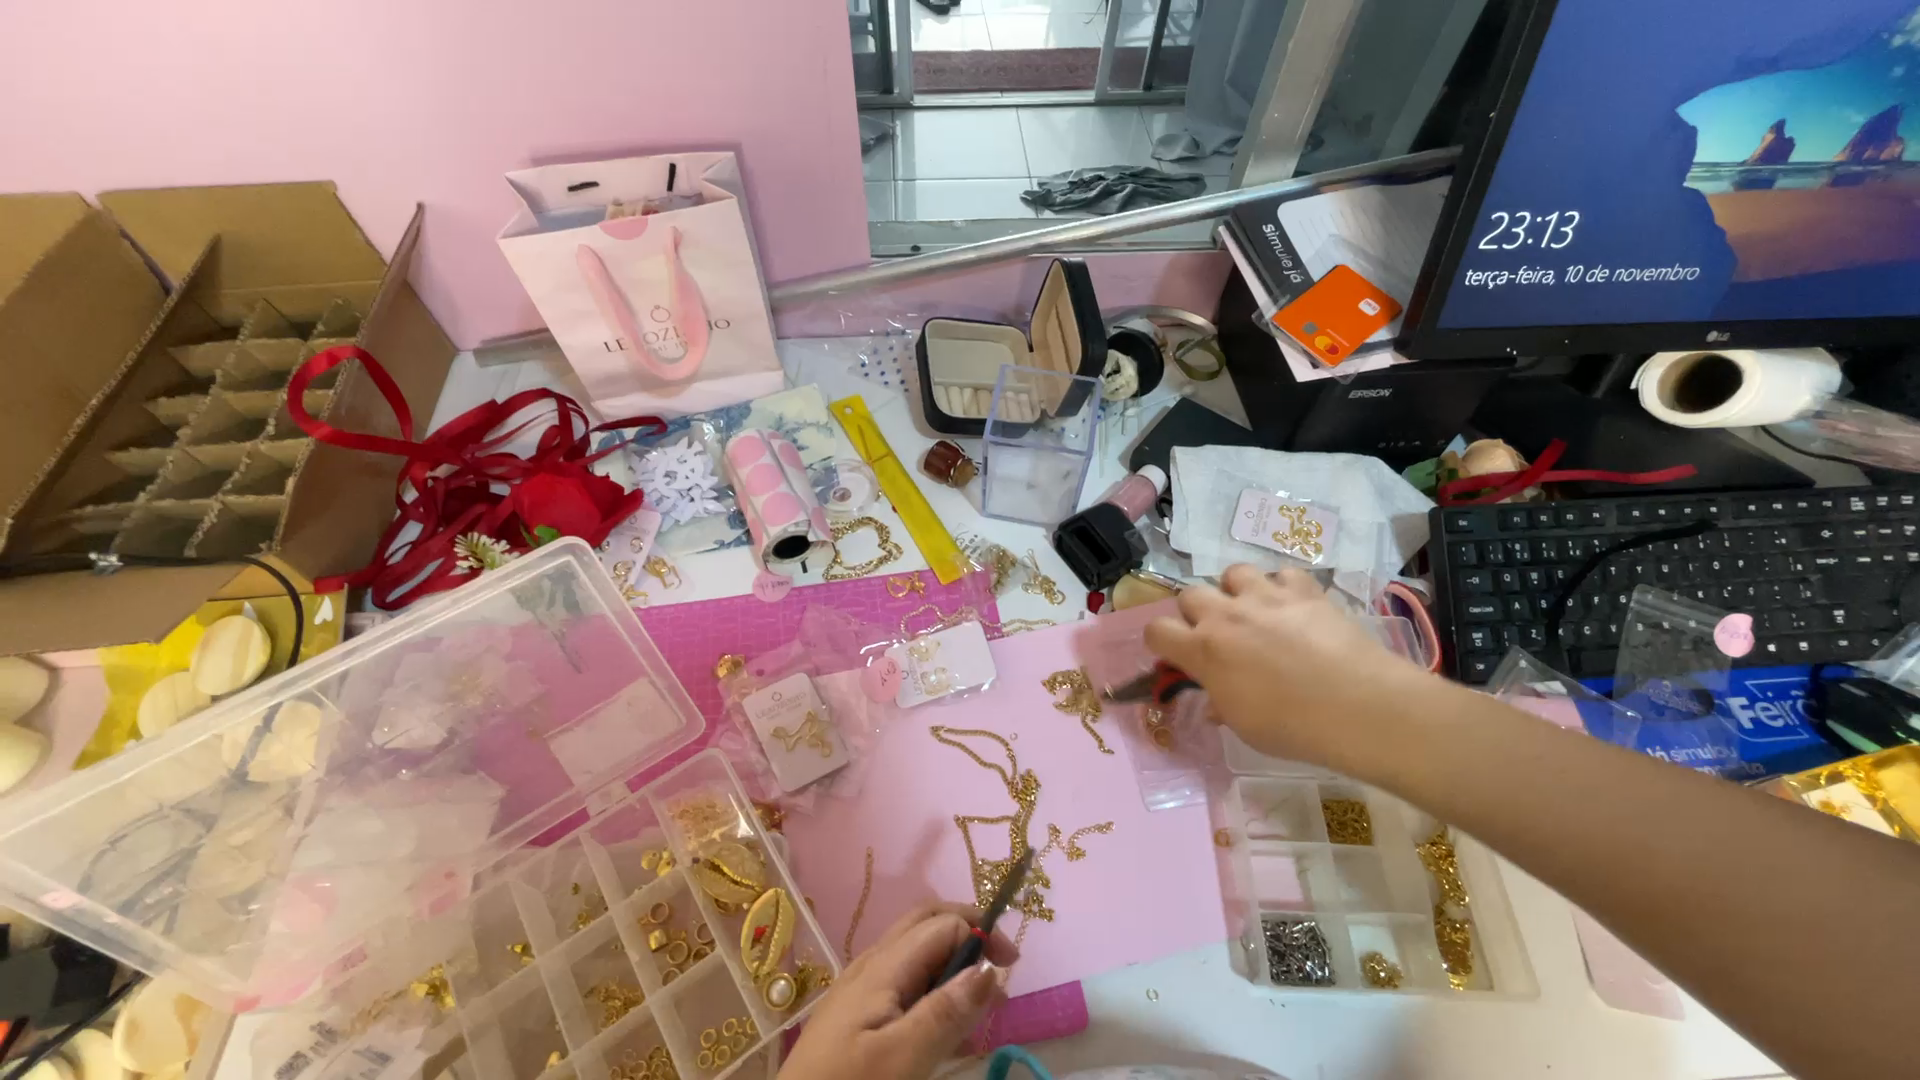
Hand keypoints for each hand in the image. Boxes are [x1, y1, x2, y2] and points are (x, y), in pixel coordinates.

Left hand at [779, 903, 1017, 1079]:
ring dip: (951, 960)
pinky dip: (931, 987)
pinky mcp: (854, 1013)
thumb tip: (989, 966)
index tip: (1012, 969)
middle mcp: (871, 964)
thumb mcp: (902, 1059)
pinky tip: (942, 1026)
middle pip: (925, 922)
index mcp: (883, 966)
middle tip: (1001, 965)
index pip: (943, 924)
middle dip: (967, 930)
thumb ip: (945, 1012)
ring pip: (914, 951)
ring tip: (978, 1002)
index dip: (981, 934)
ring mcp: (859, 987)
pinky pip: (901, 980)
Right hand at [1144, 565, 1434, 769]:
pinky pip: (1283, 574)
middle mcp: (1227, 616)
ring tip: (1255, 612)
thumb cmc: (1294, 727)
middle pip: (1190, 594)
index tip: (1176, 655)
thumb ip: (1221, 706)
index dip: (1161, 641)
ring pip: (1233, 573)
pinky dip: (1283, 587)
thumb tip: (1214, 703)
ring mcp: (1266, 597)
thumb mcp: (1244, 727)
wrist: (1359, 707)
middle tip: (1219, 636)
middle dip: (1197, 613)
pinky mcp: (1305, 590)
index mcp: (1203, 651)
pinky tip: (1294, 608)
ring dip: (1237, 591)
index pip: (1157, 630)